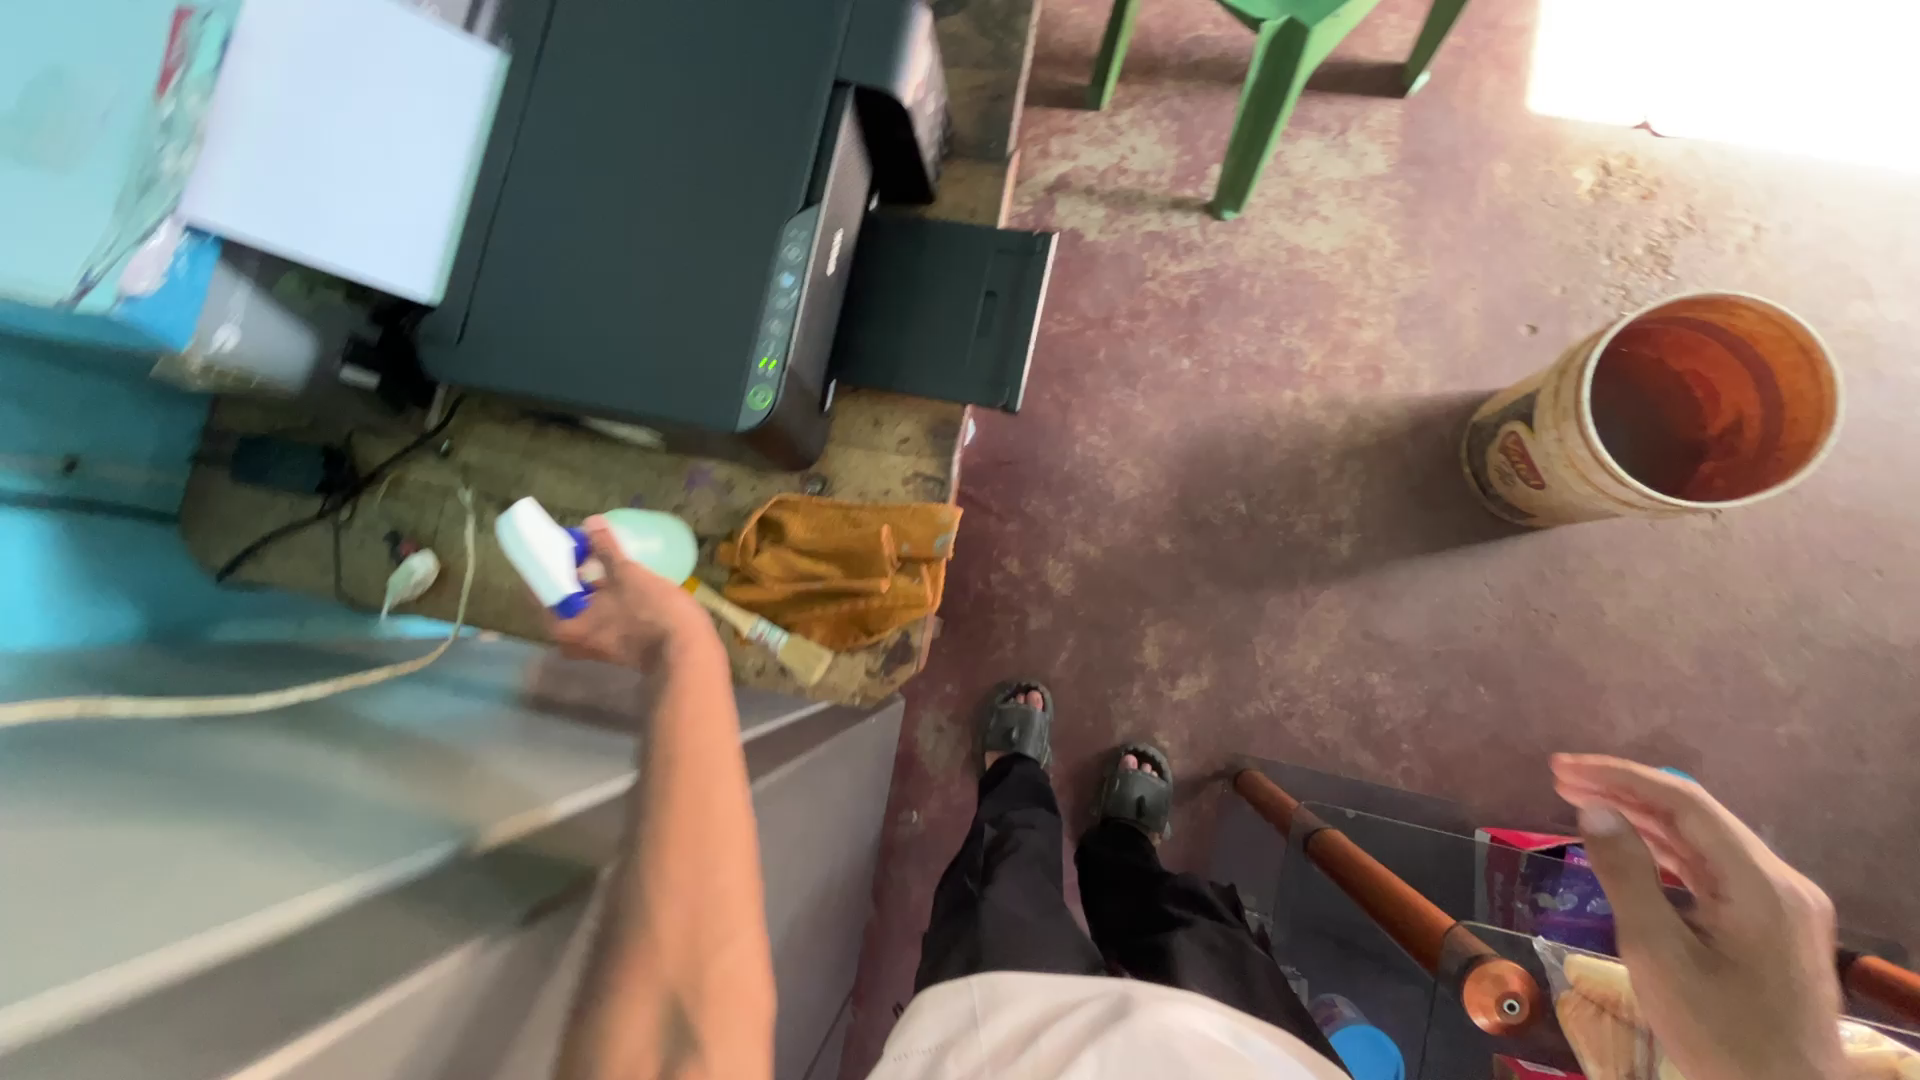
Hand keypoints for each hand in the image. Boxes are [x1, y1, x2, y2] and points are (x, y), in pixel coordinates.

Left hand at [545, 516, 714, 668]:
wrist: (687, 651)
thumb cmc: (651, 613)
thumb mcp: (627, 574)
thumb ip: (606, 548)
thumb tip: (592, 522)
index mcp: (563, 625)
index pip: (541, 588)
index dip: (551, 561)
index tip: (564, 542)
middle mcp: (572, 640)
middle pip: (564, 598)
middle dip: (574, 572)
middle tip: (585, 546)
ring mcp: (595, 646)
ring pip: (584, 608)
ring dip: (592, 585)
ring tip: (604, 559)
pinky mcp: (616, 646)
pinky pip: (602, 616)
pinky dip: (606, 599)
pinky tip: (621, 581)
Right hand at [1552, 754, 1845, 1079]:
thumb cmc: (1717, 1030)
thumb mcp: (1656, 951)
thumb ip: (1625, 873)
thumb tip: (1592, 809)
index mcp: (1761, 885)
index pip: (1685, 804)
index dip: (1618, 776)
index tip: (1560, 768)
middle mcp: (1779, 883)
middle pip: (1695, 815)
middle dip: (1624, 788)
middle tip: (1559, 777)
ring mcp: (1778, 904)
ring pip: (1700, 838)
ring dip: (1639, 814)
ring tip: (1578, 798)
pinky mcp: (1768, 923)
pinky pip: (1708, 865)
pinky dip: (1660, 844)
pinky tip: (1624, 839)